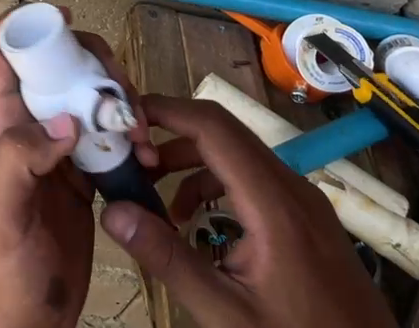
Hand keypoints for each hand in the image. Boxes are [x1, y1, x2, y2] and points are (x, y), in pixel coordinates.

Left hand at [0, 8, 155, 327]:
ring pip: (88, 96)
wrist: (26, 318)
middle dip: (92, 63)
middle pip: (56, 64)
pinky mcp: (85, 175)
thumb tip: (62, 121)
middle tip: (123, 95)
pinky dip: (131, 137)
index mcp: (0, 124)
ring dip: (119, 102)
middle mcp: (28, 126)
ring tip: (140, 135)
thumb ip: (17, 160)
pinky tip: (146, 158)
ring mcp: (59, 149)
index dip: (21, 24)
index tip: (64, 21)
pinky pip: (110, 137)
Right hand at [100, 96, 394, 327]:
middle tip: (128, 155)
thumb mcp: (226, 313)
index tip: (123, 119)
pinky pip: (252, 178)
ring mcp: (304, 202)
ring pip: (236, 153)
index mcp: (273, 203)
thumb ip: (168, 258)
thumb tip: (111, 210)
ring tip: (153, 190)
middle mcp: (292, 188)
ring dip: (189, 159)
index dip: (164, 111)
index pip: (212, 126)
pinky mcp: (308, 219)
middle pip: (222, 131)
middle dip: (168, 133)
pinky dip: (214, 182)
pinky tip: (193, 220)